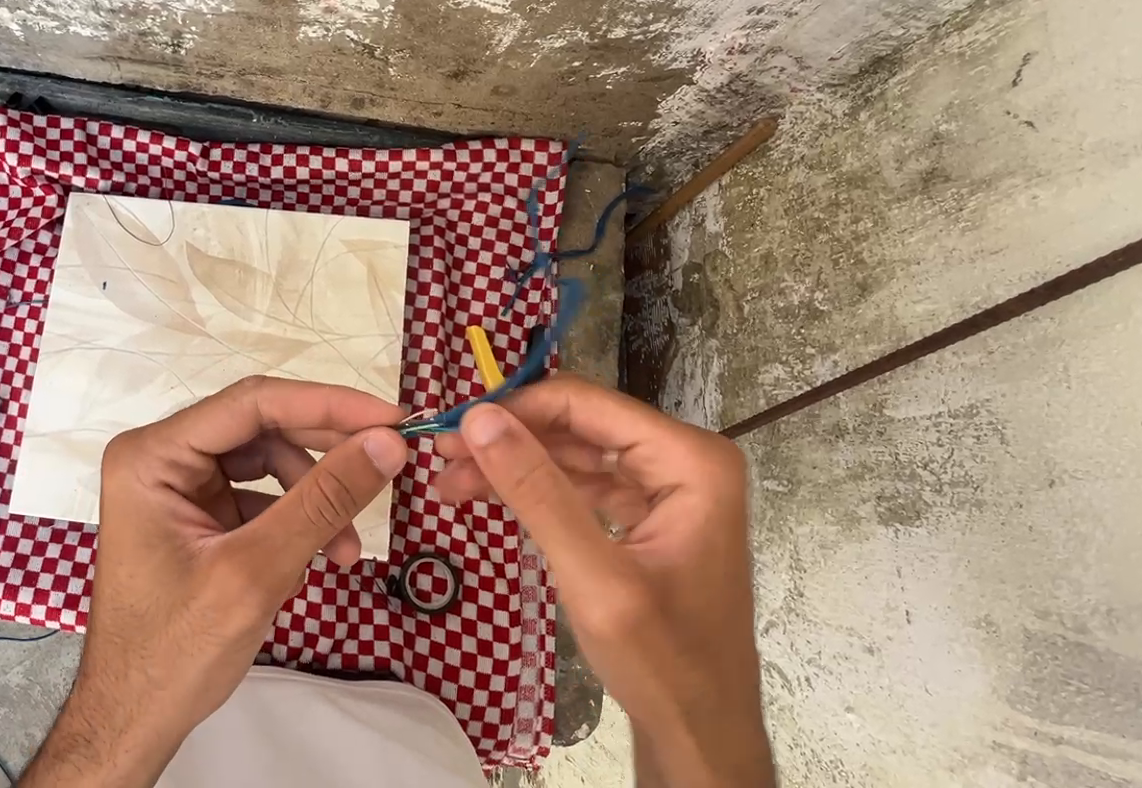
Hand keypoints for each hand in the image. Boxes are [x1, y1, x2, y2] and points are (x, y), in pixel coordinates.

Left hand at [20, 377, 407, 787]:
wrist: (135, 723)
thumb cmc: (178, 652)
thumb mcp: (257, 571)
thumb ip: (323, 501)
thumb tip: (388, 443)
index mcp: (152, 455)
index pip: (251, 404)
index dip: (326, 404)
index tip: (390, 417)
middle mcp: (161, 455)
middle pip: (260, 428)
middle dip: (326, 452)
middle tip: (392, 459)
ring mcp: (178, 483)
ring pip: (267, 461)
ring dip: (316, 497)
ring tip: (350, 548)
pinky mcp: (197, 510)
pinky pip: (260, 494)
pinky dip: (297, 519)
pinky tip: (323, 555)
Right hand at [434, 377, 774, 787]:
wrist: (700, 736)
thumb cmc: (662, 663)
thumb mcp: (593, 577)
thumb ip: (536, 492)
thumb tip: (478, 419)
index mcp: (689, 460)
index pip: (584, 404)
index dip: (514, 408)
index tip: (453, 427)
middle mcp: (681, 458)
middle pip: (575, 424)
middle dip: (507, 438)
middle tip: (442, 455)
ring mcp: (665, 485)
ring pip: (570, 451)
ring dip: (511, 462)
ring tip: (450, 481)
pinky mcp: (646, 512)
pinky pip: (579, 482)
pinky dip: (532, 488)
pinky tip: (488, 496)